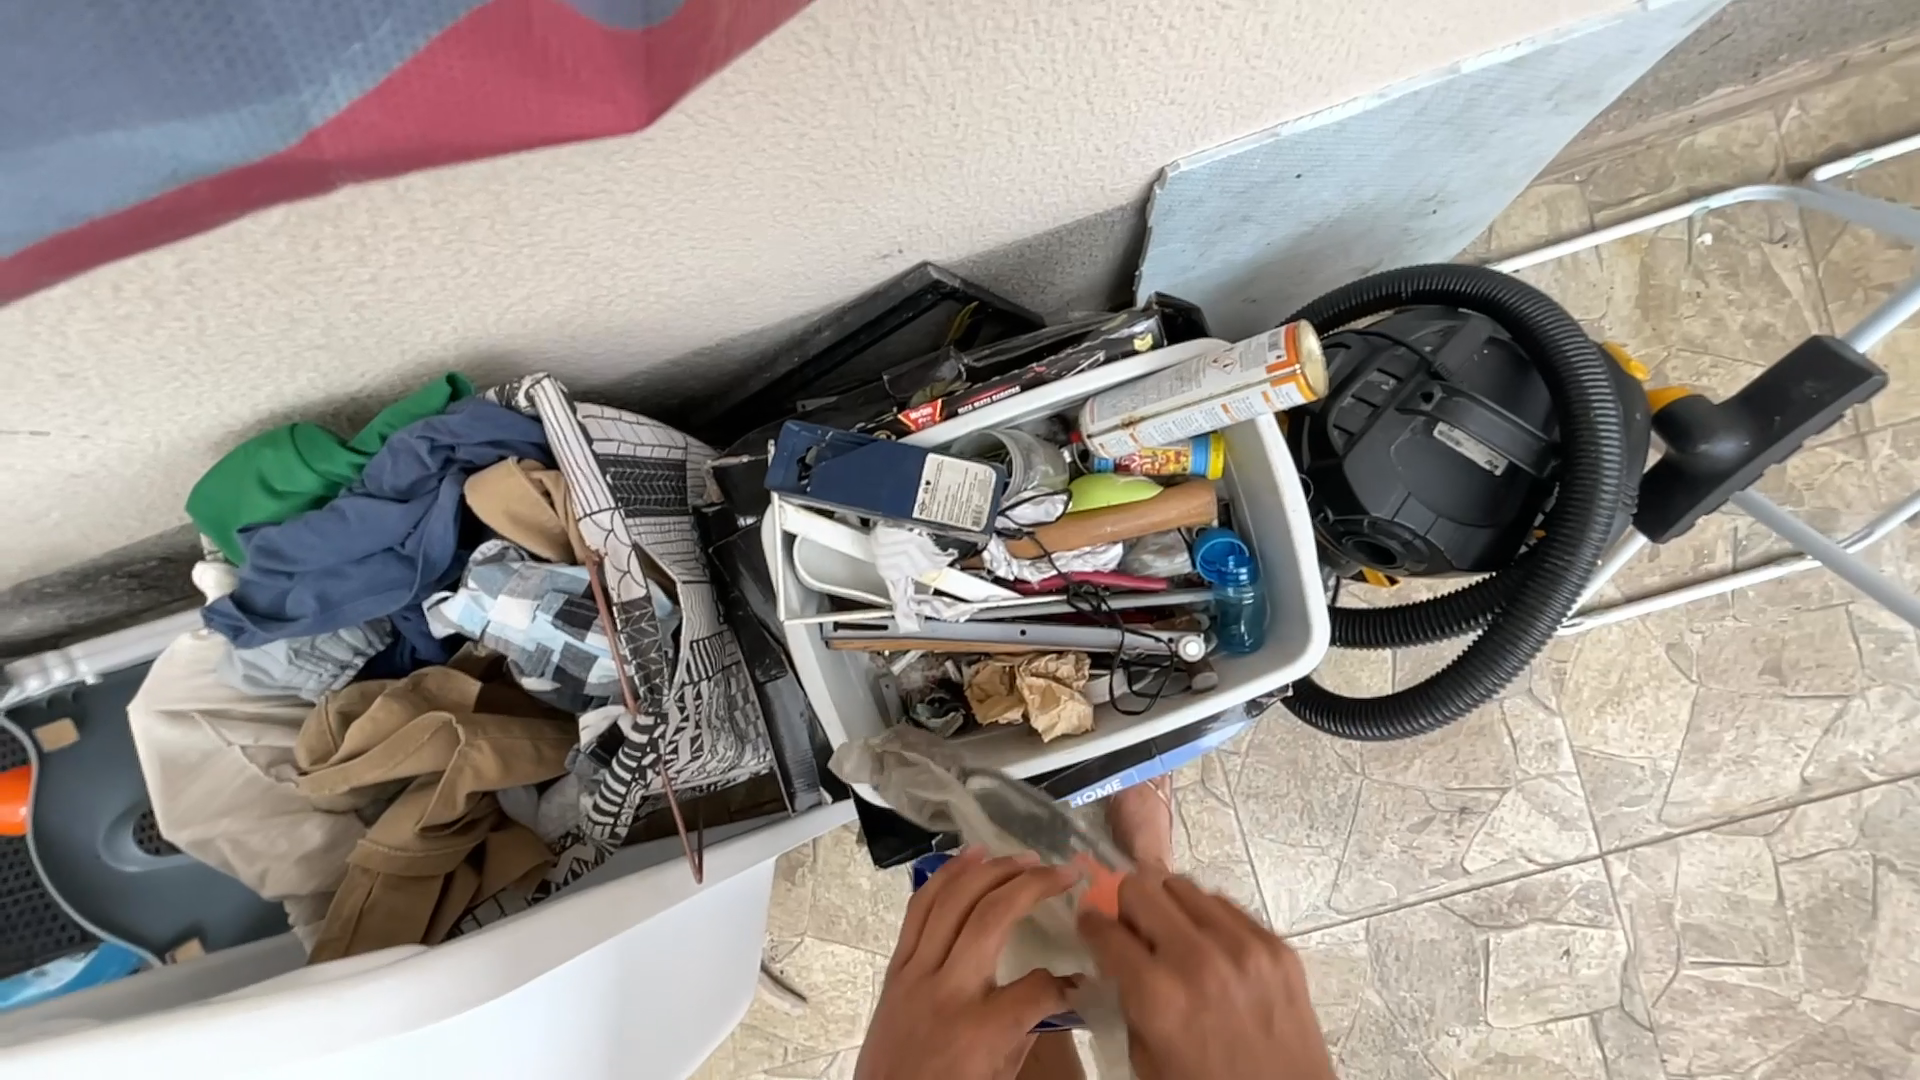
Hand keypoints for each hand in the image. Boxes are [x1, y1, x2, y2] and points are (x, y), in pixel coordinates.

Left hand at [857, 850, 1076, 1079]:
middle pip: (991, 918)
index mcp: (979, 1033)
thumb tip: (1063, 988)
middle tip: (1062, 870)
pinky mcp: (895, 965)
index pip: (1036, 988)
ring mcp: (916, 972)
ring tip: (1022, 855)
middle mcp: (947, 991)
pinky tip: (970, 856)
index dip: (1065, 982)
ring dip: (991, 869)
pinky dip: (946, 875)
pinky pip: (919, 907)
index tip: (1081, 978)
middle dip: (1032, 886)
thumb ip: (1027, 1029)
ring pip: (952, 900)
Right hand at [1078, 870, 1333, 1079]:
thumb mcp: (1147, 1058)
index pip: (1104, 929)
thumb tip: (1117, 951)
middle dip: (1127, 906)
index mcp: (1158, 995)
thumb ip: (1128, 997)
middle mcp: (1198, 959)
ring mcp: (1243, 947)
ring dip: (1169, 908)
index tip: (1092, 925)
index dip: (1091, 925)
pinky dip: (1208, 919)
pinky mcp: (1276, 946)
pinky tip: (1213, 949)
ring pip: (1182, 885)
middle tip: (1135, 930)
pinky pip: (1225, 904)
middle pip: (1139, 888)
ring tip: (1177, 938)